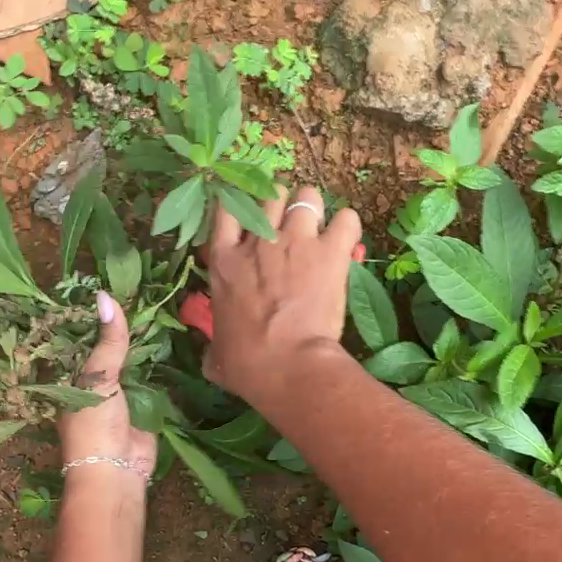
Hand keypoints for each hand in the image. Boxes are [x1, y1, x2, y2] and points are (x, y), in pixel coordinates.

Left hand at [57, 290, 156, 488]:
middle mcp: (93, 383)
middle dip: (121, 327)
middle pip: (107, 348)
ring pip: (130, 362)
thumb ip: (108, 341)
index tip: (107, 283)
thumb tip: (106, 295)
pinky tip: (169, 338)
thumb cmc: (94, 425)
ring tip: (158, 306)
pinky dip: (158, 364)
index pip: (79, 338)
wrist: (117, 471)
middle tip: (141, 288)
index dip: (91, 315)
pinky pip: (149, 379)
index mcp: (70, 376)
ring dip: (142, 344)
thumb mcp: (97, 377)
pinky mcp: (142, 405)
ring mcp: (118, 394)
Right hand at [202, 185, 362, 406]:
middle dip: (280, 205)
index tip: (250, 217)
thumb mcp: (216, 354)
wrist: (288, 366)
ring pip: (307, 196)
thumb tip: (214, 354)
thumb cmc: (247, 366)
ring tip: (318, 229)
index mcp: (224, 263)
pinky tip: (345, 243)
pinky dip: (347, 227)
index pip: (226, 210)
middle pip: (270, 195)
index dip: (240, 206)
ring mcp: (295, 241)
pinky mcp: (330, 251)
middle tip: (289, 226)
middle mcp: (258, 242)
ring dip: (313, 210)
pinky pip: (347, 219)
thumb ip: (215, 343)